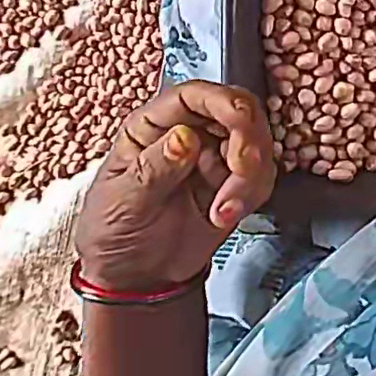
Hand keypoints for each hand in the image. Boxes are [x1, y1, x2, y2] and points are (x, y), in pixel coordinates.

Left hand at [74, 82, 276, 292]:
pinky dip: (253, 194)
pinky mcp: (235, 182)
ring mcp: (215, 156)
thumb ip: (153, 169)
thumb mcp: (122, 202)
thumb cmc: (113, 233)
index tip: (239, 119)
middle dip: (248, 139)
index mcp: (154, 126)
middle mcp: (190, 133)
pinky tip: (226, 215)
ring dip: (251, 176)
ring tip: (224, 210)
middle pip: (238, 111)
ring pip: (257, 143)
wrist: (135, 279)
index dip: (222, 100)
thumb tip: (184, 138)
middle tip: (241, 170)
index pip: (194, 95)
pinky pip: (262, 175)